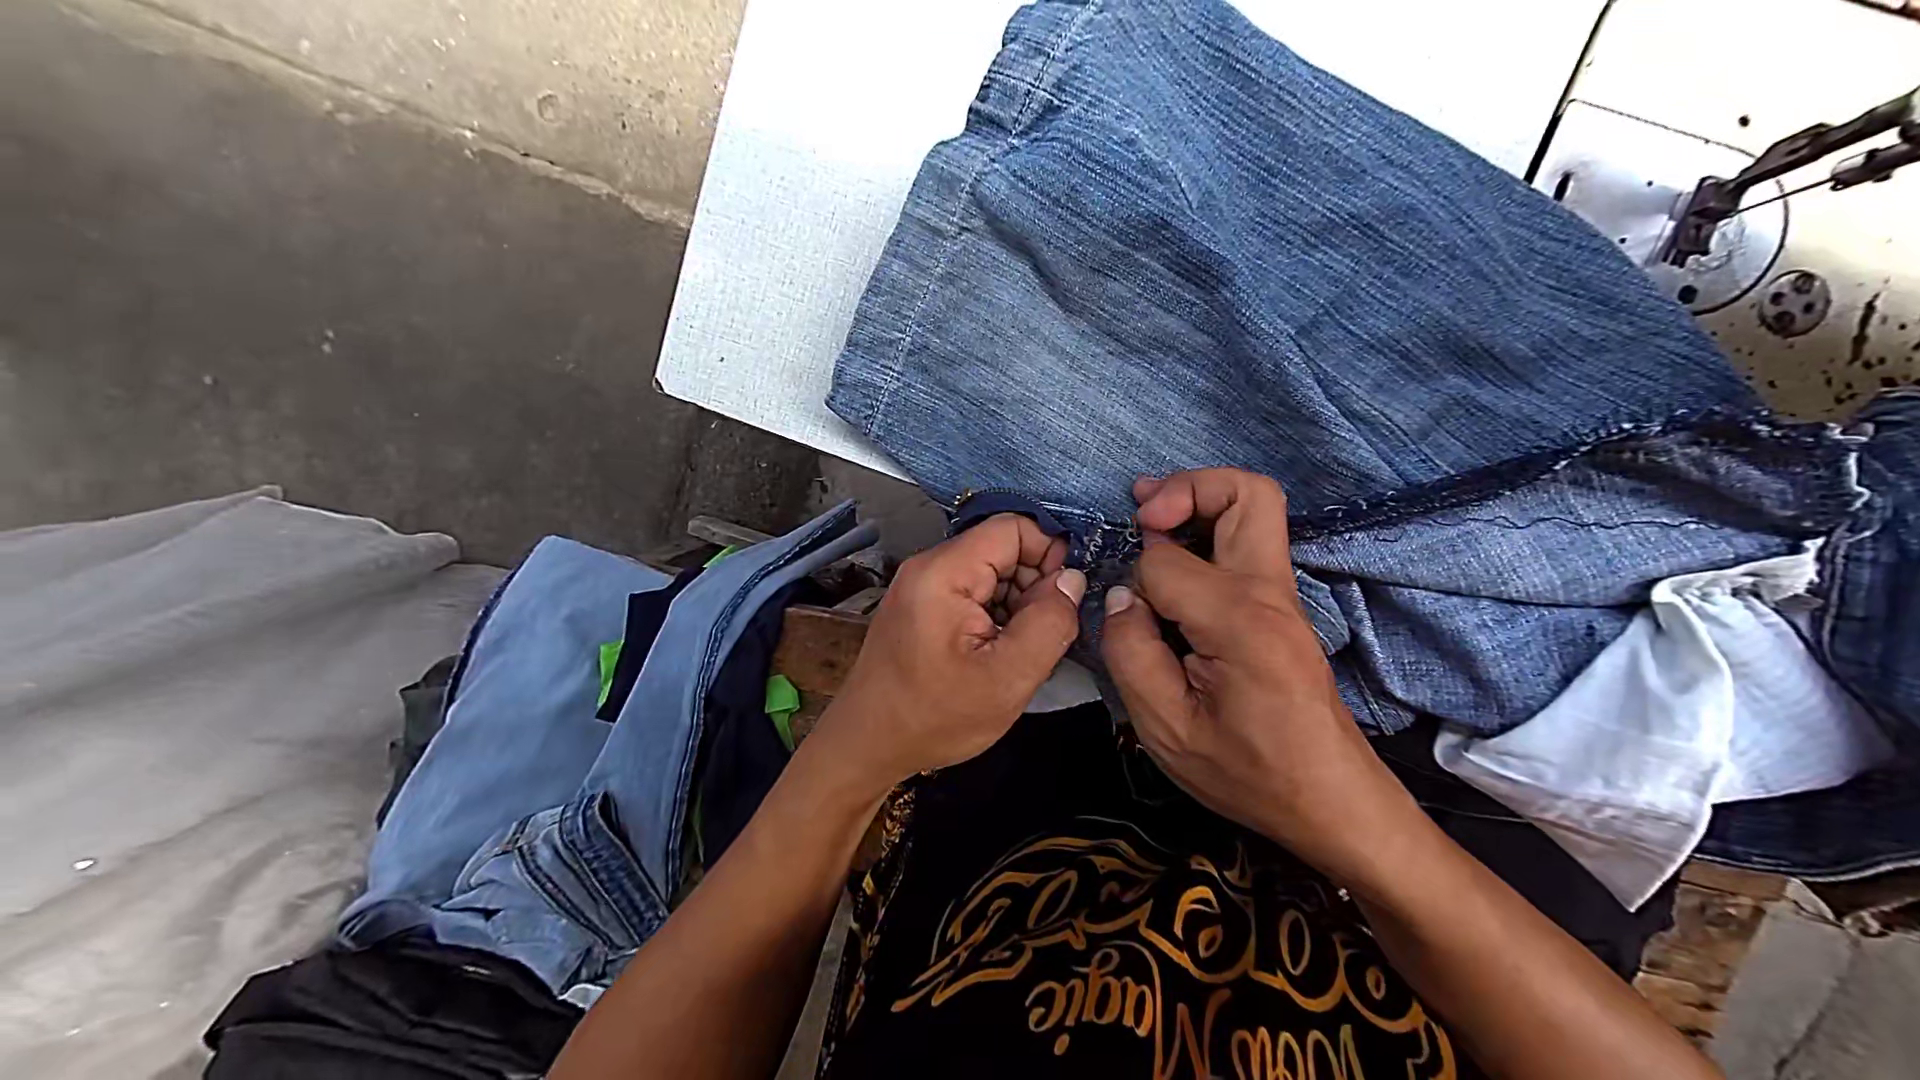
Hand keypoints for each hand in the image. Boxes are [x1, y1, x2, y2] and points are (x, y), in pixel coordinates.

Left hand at [815, 513, 1086, 790]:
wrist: (867, 744)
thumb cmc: (932, 717)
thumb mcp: (1007, 678)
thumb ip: (1050, 622)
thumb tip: (1072, 579)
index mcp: (944, 571)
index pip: (1013, 527)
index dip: (1049, 554)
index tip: (1064, 598)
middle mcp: (929, 566)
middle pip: (1003, 549)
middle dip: (1033, 585)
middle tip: (1038, 636)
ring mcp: (922, 585)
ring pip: (992, 573)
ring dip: (1016, 605)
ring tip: (1014, 652)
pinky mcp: (922, 605)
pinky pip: (973, 592)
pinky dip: (995, 616)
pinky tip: (994, 654)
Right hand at [1099, 469, 1421, 885]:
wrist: (1332, 802)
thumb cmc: (1248, 774)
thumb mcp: (1165, 730)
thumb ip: (1131, 652)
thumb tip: (1122, 596)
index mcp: (1241, 624)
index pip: (1166, 564)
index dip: (1133, 583)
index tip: (1129, 619)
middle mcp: (1270, 594)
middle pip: (1248, 493)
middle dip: (1187, 487)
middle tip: (1140, 510)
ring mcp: (1282, 596)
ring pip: (1255, 505)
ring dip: (1199, 498)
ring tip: (1148, 513)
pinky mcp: (1281, 606)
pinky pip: (1248, 539)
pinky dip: (1208, 525)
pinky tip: (1172, 549)